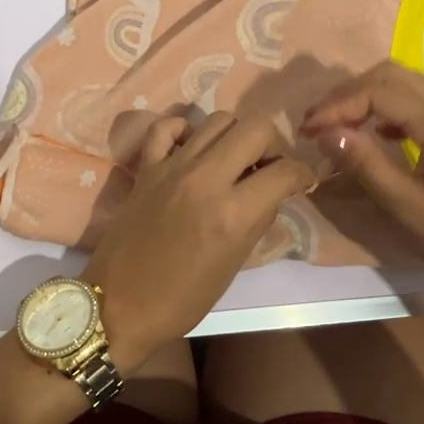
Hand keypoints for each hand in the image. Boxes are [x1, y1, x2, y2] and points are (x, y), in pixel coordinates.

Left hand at [79, 111, 313, 373]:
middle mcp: (205, 179)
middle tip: (268, 167)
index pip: (284, 170)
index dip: (302, 174)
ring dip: (234, 135)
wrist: (121, 303)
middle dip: (272, 144)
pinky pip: (166, 127)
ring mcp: (172, 167)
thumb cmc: (184, 297)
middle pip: (255, 127)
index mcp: (232, 212)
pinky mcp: (146, 167)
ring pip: (217, 119)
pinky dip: (185, 130)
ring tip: (233, 160)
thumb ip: (258, 219)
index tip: (302, 181)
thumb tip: (274, 190)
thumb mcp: (234, 263)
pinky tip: (192, 149)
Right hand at [300, 61, 423, 315]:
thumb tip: (326, 133)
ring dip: (369, 98)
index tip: (307, 131)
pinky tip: (376, 137)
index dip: (336, 106)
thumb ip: (365, 164)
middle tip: (318, 124)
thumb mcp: (408, 207)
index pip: (378, 91)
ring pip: (408, 86)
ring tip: (338, 128)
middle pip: (392, 75)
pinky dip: (391, 111)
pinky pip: (422, 105)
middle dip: (349, 93)